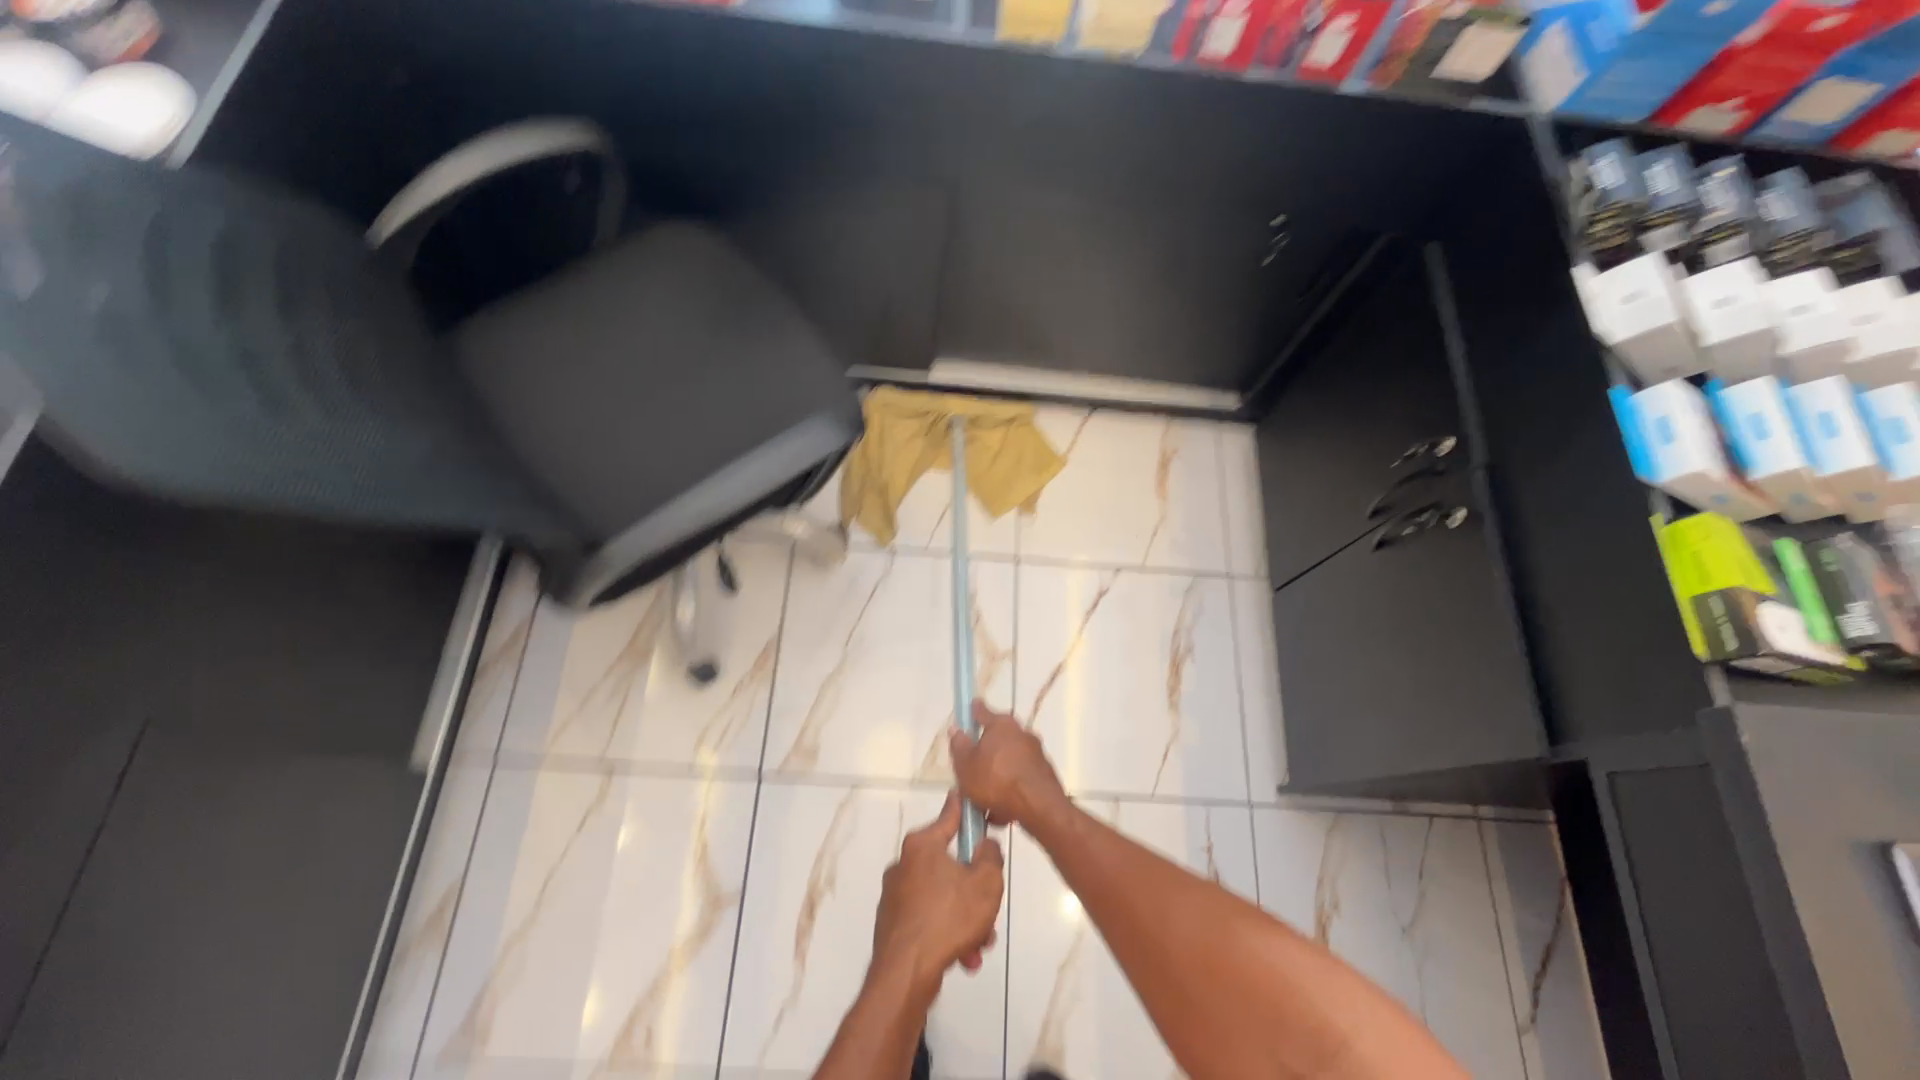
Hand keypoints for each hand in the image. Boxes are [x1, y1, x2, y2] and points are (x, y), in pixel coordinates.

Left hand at [871, 792, 1004, 993]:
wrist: (906, 972)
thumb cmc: (949, 918)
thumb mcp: (986, 883)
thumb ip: (991, 856)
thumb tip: (984, 845)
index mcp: (922, 845)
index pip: (951, 815)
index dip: (967, 808)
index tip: (971, 798)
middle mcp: (904, 864)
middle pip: (950, 865)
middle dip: (974, 890)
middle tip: (989, 911)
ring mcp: (895, 894)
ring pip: (943, 897)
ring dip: (965, 919)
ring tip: (979, 945)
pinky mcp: (892, 922)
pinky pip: (929, 919)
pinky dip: (947, 934)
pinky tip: (962, 957)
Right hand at [949, 701, 1068, 829]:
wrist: (1038, 807)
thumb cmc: (996, 781)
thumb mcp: (965, 766)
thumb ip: (959, 747)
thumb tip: (957, 730)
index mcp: (1001, 724)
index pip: (982, 711)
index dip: (973, 711)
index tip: (969, 709)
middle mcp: (1022, 733)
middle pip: (997, 739)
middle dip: (985, 754)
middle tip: (971, 771)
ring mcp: (1036, 753)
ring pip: (1008, 762)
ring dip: (997, 776)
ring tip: (984, 800)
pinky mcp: (1045, 774)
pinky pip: (1020, 779)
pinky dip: (1010, 789)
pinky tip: (1000, 810)